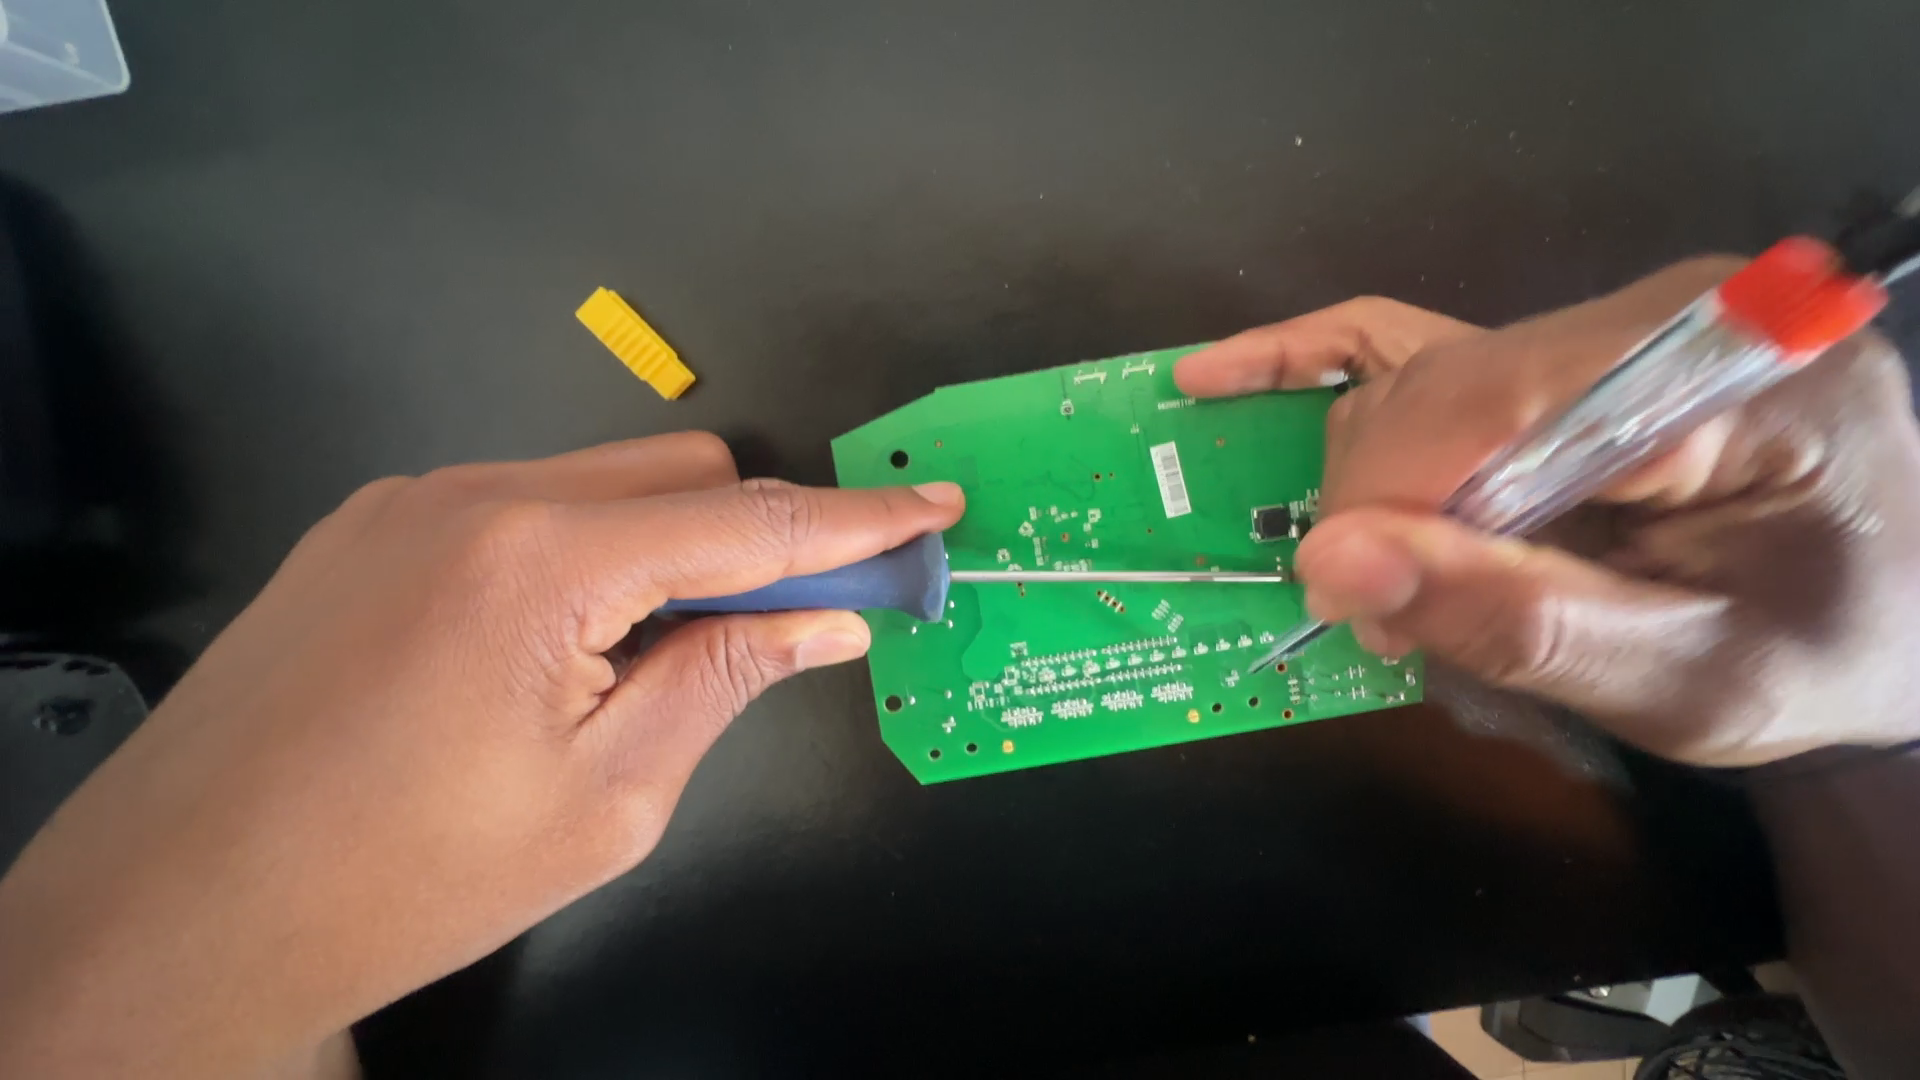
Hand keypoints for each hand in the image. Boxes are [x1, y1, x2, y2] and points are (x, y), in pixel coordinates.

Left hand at [0, 432, 964, 1077]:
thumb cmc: (414, 879)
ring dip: (682, 544)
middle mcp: (481, 495)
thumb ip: (731, 676)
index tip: (932, 505)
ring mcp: (419, 498)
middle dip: (763, 535)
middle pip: (690, 473)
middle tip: (794, 614)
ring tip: (666, 647)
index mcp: (543, 565)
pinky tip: (581, 636)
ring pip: (617, 477)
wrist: (164, 927)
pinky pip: (545, 500)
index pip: (750, 523)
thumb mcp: (615, 796)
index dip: (858, 519)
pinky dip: (606, 548)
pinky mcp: (382, 522)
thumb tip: (828, 620)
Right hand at [1177, 265, 1919, 766]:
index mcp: (1726, 373)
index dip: (1391, 498)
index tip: (1359, 597)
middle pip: (1428, 392)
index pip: (1491, 402)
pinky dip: (1300, 365)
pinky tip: (1217, 376)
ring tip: (1379, 570)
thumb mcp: (1683, 678)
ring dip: (1359, 486)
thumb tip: (1329, 563)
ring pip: (1393, 384)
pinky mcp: (1532, 355)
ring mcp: (1583, 326)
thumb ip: (1511, 618)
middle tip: (1381, 610)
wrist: (1872, 620)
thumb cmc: (1809, 656)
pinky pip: (1387, 342)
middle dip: (1376, 509)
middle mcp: (1648, 318)